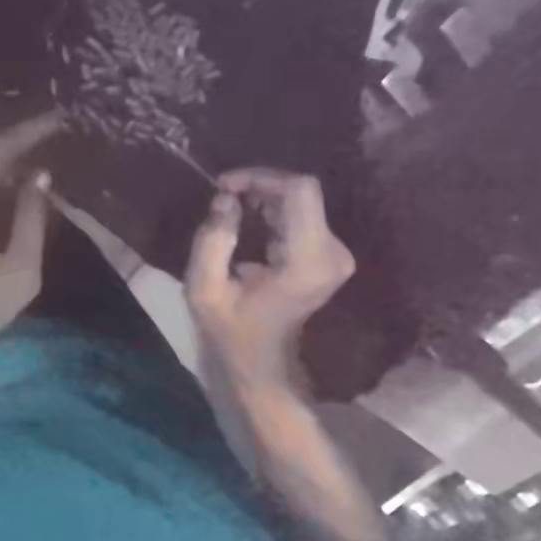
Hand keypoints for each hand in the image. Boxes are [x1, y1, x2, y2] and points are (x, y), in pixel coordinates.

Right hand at [187, 169, 355, 391]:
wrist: (264, 363)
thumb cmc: (232, 329)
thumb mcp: (204, 288)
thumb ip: (212, 240)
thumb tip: (225, 199)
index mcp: (307, 261)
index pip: (299, 190)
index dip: (260, 177)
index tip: (224, 187)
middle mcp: (332, 252)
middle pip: (300, 191)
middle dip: (258, 186)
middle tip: (221, 197)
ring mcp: (336, 254)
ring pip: (301, 200)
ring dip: (263, 197)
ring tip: (230, 209)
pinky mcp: (330, 254)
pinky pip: (303, 213)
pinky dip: (272, 209)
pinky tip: (248, 221)